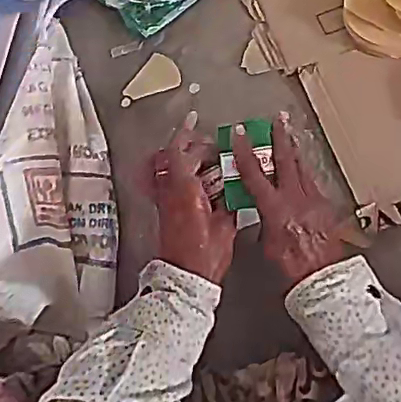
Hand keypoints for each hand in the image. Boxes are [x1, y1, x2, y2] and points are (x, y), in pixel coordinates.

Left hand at [151, 111, 236, 284]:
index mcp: (185, 190)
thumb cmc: (204, 256)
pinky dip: (187, 178)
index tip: (194, 121)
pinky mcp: (166, 214)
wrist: (186, 280)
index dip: (185, 134)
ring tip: (211, 164)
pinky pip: (174, 186)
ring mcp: (166, 203)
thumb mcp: (224, 225)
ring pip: (174, 172)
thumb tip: (234, 188)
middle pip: (177, 159)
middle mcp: (171, 193)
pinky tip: (204, 185)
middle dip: (195, 148)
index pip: (179, 152)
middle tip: (214, 147)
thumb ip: (229, 202)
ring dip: (191, 163)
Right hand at [231, 112, 345, 287]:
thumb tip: (263, 215)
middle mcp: (296, 199)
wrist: (325, 277)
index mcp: (276, 208)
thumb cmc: (293, 267)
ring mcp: (313, 200)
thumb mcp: (268, 245)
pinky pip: (312, 182)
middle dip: (280, 138)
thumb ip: (264, 223)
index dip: (245, 152)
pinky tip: (303, 169)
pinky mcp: (325, 206)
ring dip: (294, 151)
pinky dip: (304, 172)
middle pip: (285, 161)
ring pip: (302, 168)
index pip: (255, 174)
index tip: (240, 134)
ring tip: (290, 136)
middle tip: (278, 120)